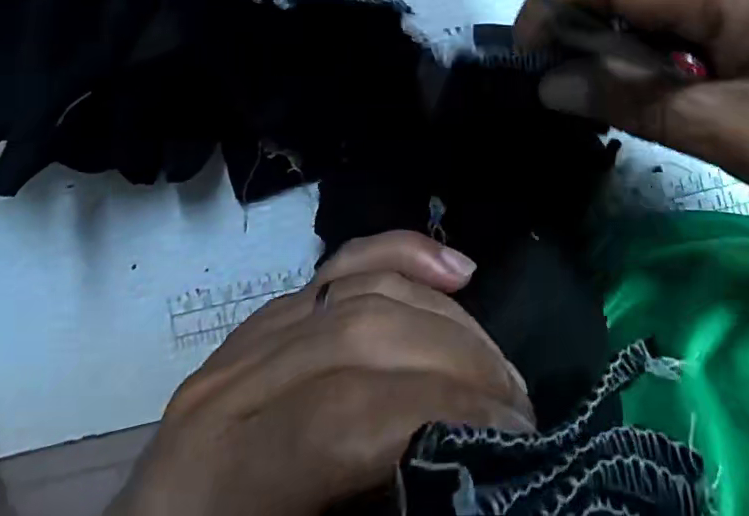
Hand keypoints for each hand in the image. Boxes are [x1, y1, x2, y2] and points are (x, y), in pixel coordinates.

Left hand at [107, 232, 533, 515]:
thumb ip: (378, 499)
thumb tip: (465, 469)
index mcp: (230, 463)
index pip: (349, 409)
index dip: (443, 413)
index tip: (516, 440)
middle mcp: (234, 380)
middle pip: (362, 332)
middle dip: (458, 362)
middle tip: (519, 408)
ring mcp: (247, 337)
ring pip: (358, 289)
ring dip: (443, 320)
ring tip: (498, 367)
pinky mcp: (264, 319)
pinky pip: (337, 268)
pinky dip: (401, 257)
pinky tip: (454, 271)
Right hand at [518, 0, 748, 252]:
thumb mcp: (739, 136)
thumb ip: (634, 101)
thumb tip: (549, 85)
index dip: (551, 4)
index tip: (528, 62)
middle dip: (583, 28)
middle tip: (574, 96)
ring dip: (621, 43)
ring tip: (625, 102)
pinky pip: (684, 11)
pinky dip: (657, 49)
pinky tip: (671, 92)